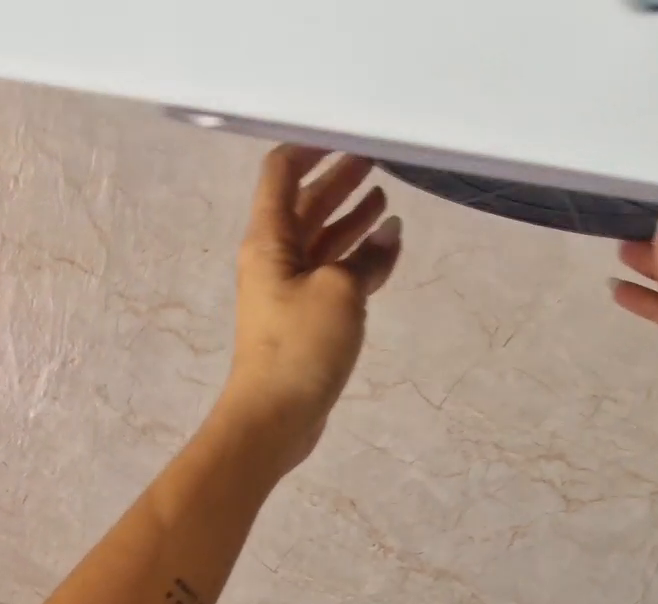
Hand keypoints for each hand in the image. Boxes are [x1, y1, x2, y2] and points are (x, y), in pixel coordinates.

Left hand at [218, 146, 402, 471]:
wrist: (274, 416)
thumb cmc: (300, 346)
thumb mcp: (339, 291)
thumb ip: (368, 257)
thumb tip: (388, 235)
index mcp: (268, 240)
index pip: (281, 173)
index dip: (310, 148)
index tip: (346, 133)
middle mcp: (273, 259)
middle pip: (304, 205)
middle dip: (337, 180)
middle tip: (375, 158)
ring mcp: (288, 291)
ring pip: (319, 241)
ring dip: (348, 218)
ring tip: (383, 196)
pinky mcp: (303, 320)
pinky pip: (330, 275)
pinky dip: (354, 257)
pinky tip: (383, 245)